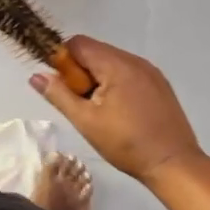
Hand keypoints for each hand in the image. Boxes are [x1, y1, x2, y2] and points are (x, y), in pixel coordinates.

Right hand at [31, 36, 203, 184]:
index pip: (78, 44)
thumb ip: (58, 94)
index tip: (64, 86)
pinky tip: (120, 110)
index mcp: (116, 65)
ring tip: (101, 110)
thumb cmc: (126, 144)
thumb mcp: (85, 121)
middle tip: (82, 103)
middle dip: (81, 72)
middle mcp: (135, 61)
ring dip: (98, 78)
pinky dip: (116, 83)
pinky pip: (128, 72)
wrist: (175, 165)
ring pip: (111, 62)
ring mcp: (151, 72)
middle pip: (95, 52)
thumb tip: (35, 76)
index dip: (63, 60)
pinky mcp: (160, 84)